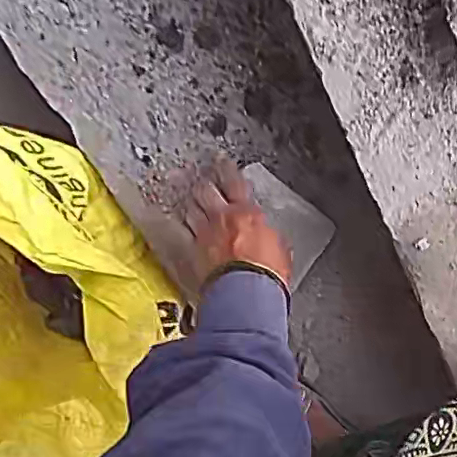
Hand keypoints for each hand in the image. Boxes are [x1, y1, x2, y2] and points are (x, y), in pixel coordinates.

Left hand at [182, 156, 290, 285]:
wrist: (248, 293)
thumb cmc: (267, 274)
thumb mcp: (280, 248)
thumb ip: (268, 235)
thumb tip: (267, 235)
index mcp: (246, 213)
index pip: (234, 182)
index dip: (226, 169)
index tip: (222, 162)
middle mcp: (221, 219)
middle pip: (204, 190)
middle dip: (204, 186)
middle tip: (203, 183)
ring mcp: (203, 235)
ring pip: (190, 208)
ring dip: (191, 205)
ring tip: (191, 203)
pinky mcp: (191, 253)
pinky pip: (180, 233)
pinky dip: (178, 226)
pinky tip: (177, 224)